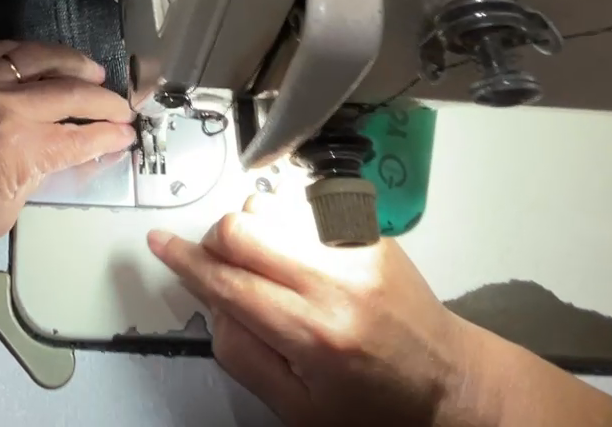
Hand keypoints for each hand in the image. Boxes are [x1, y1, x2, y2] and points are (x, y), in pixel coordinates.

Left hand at [0, 40, 136, 288]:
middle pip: (66, 92)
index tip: (126, 134)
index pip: (79, 136)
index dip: (109, 135)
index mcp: (17, 146)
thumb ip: (40, 173)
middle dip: (102, 99)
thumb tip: (65, 154)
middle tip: (120, 105)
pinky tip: (33, 58)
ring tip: (88, 68)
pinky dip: (19, 52)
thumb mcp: (6, 211)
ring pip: (31, 58)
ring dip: (67, 61)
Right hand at [149, 194, 477, 426]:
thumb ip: (242, 354)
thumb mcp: (299, 410)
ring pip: (266, 206)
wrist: (451, 384)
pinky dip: (282, 223)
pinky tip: (297, 255)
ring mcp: (354, 249)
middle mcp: (333, 283)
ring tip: (266, 263)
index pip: (228, 282)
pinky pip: (300, 205)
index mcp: (313, 336)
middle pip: (240, 228)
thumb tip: (209, 298)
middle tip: (217, 263)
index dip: (185, 260)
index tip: (159, 243)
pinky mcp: (366, 231)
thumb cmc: (373, 407)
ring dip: (249, 229)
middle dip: (214, 240)